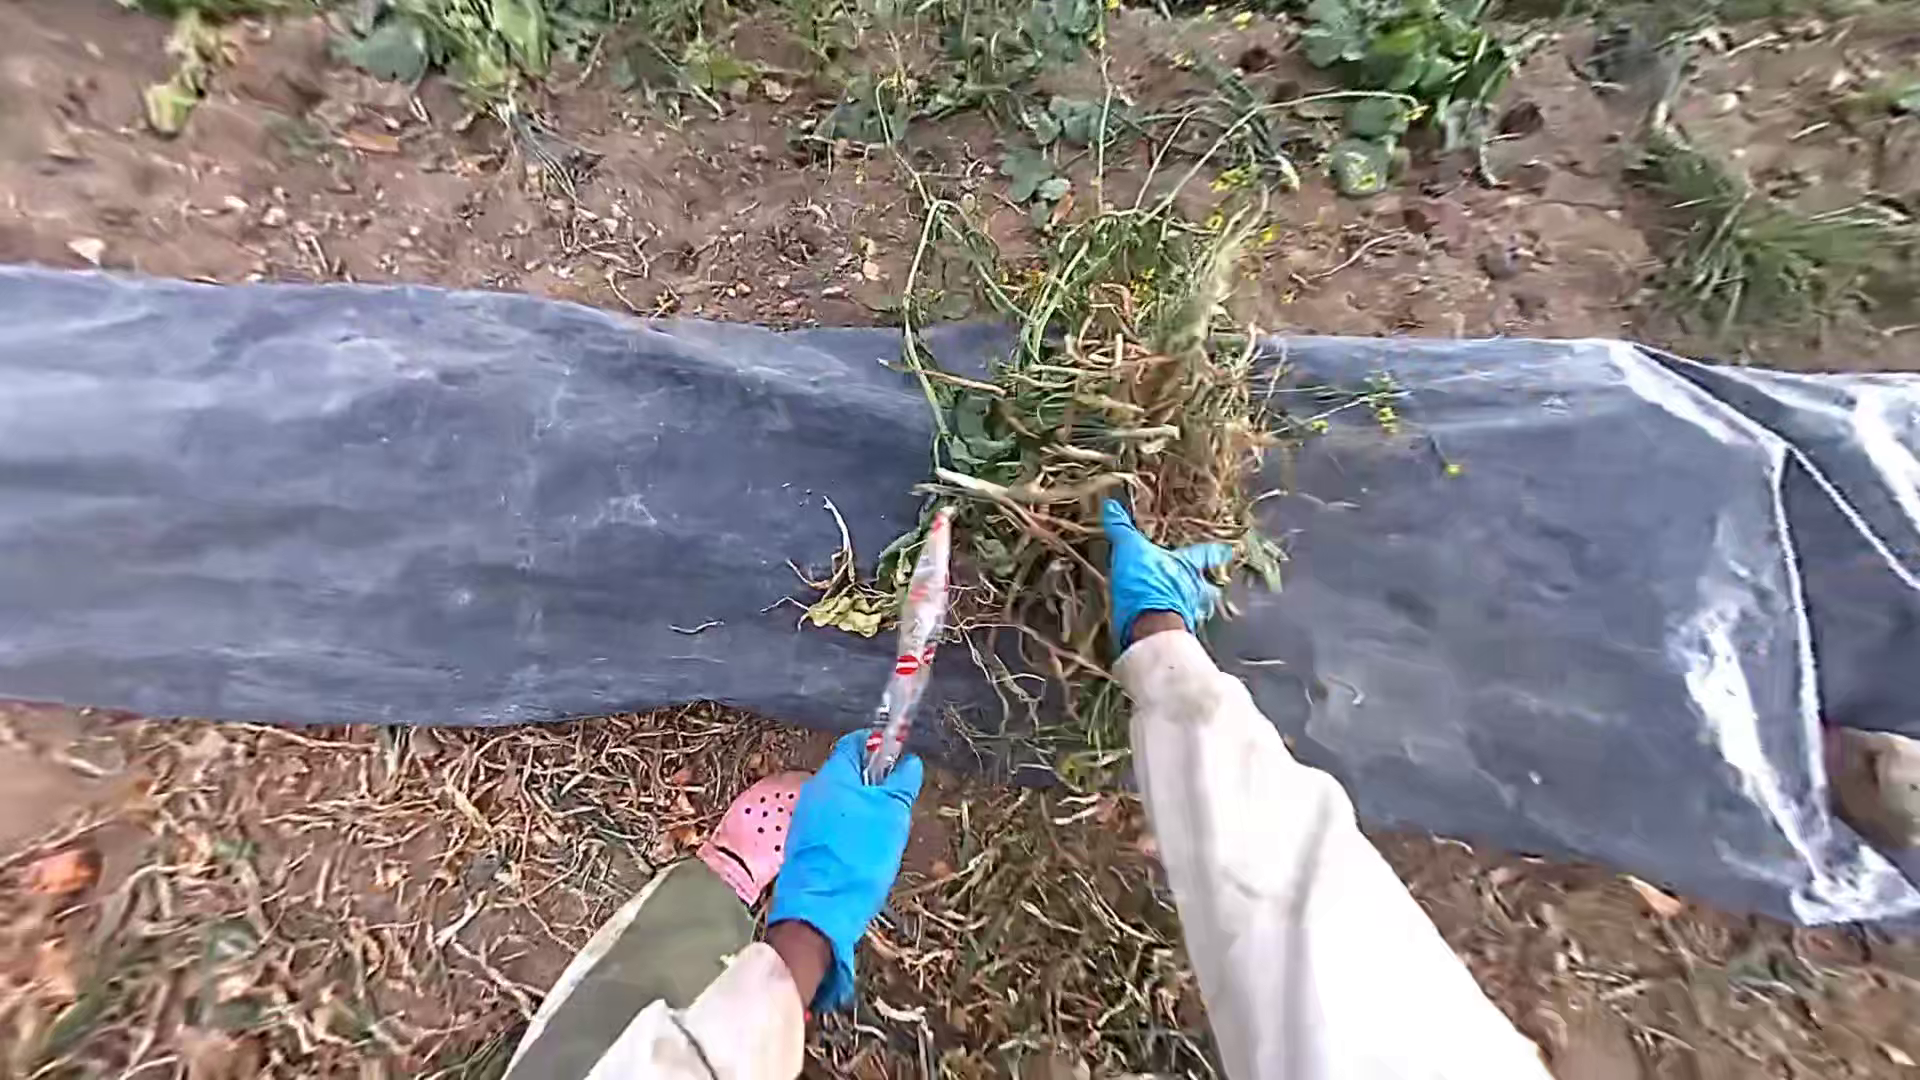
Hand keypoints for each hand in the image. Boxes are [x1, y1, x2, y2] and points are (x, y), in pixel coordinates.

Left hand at [768, 731, 921, 1009]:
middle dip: (876, 783)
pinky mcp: (804, 844)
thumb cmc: (858, 856)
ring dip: (865, 808)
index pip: (856, 741)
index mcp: (833, 775)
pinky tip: (864, 852)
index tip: (899, 759)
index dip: (880, 745)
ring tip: (883, 833)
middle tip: (896, 803)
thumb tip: (908, 761)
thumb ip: (902, 781)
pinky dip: (851, 829)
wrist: (819, 915)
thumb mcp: (893, 813)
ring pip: (843, 799)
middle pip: (850, 771)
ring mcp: (806, 818)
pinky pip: (833, 823)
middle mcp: (815, 790)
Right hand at [1102, 498, 1232, 646]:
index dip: (1216, 552)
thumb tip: (1111, 506)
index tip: (1228, 551)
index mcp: (1186, 567)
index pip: (1206, 554)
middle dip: (1209, 588)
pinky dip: (1173, 625)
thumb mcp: (1130, 550)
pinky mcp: (1172, 634)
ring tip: (1187, 609)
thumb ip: (1121, 530)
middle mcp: (1191, 591)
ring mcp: (1185, 614)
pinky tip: (1164, 625)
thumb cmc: (1147, 584)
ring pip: (1196, 610)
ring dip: (1192, 608)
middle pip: (1208, 588)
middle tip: (1211, 588)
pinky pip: (1177, 627)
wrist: (1148, 627)